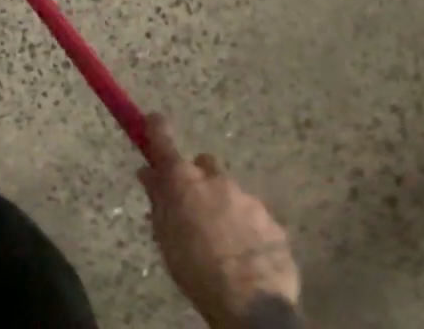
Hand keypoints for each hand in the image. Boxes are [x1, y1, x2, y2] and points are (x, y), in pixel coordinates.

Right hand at [139, 114, 299, 328]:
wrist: (249, 304)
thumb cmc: (192, 266)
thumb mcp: (163, 233)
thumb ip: (158, 198)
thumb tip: (149, 173)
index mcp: (184, 180)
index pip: (164, 138)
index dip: (156, 128)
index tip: (152, 121)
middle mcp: (218, 181)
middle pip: (205, 164)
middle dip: (198, 176)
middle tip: (193, 203)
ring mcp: (250, 201)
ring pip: (232, 192)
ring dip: (224, 205)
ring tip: (221, 239)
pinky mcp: (275, 224)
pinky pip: (254, 216)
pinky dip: (246, 226)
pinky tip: (243, 252)